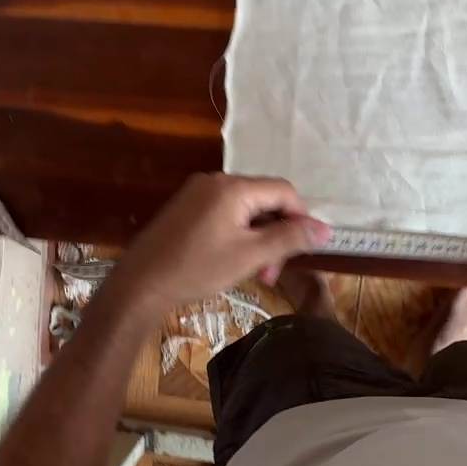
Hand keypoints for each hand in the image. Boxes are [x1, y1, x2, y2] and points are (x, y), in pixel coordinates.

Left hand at [106, 174, 331, 315]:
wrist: (140, 284)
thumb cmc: (197, 269)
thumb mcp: (249, 256)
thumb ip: (288, 239)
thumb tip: (326, 229)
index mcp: (233, 187)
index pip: (283, 191)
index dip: (301, 218)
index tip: (303, 251)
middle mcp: (215, 181)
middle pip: (264, 199)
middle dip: (276, 234)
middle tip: (271, 272)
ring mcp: (197, 193)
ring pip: (244, 210)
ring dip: (257, 238)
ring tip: (254, 272)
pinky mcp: (185, 209)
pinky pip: (224, 214)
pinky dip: (237, 235)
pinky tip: (232, 261)